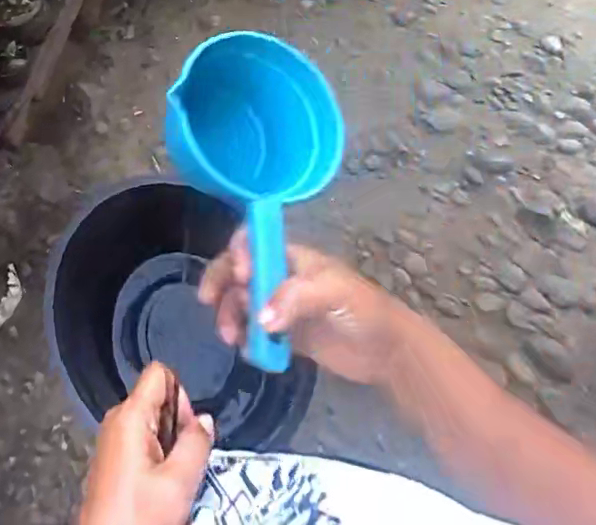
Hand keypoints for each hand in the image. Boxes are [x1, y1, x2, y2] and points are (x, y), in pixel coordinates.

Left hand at [78, 361, 213, 524]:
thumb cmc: (139, 516)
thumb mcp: (177, 484)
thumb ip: (195, 445)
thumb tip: (206, 418)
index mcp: (130, 413)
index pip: (159, 373)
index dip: (180, 395)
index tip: (187, 432)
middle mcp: (118, 416)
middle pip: (157, 398)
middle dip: (177, 423)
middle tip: (183, 461)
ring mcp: (113, 436)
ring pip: (152, 421)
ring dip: (169, 443)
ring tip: (173, 476)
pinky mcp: (113, 456)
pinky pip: (141, 439)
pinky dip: (157, 454)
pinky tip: (160, 483)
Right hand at [197, 231, 407, 385]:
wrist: (388, 352)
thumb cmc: (361, 308)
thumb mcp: (331, 292)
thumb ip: (293, 299)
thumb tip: (259, 318)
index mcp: (288, 255)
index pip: (251, 242)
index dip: (238, 253)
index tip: (239, 276)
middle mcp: (277, 276)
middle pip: (237, 270)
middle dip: (221, 283)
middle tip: (208, 301)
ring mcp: (279, 305)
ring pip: (240, 302)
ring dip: (229, 315)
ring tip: (231, 338)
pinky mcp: (284, 335)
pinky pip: (254, 332)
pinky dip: (246, 340)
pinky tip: (251, 351)